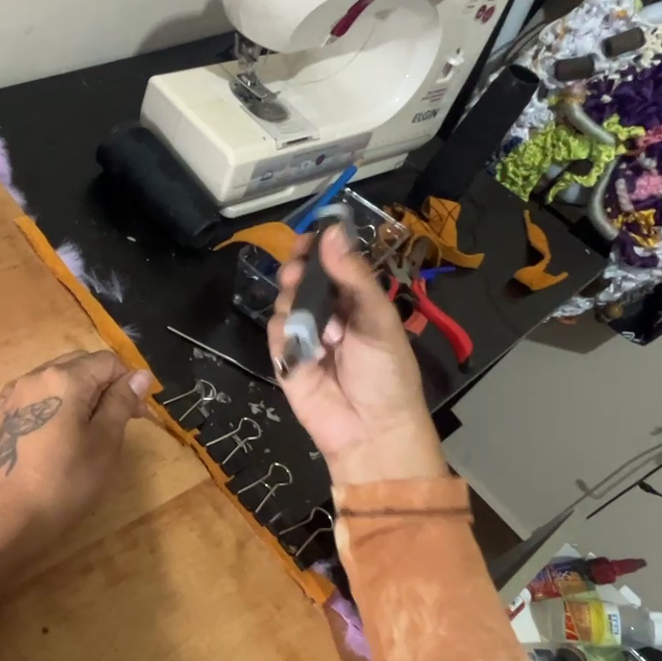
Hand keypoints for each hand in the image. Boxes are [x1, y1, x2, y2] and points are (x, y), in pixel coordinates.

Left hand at [0, 351, 151, 590]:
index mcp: (64, 378)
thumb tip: (140, 375)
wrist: (18, 515)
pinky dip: (53, 404)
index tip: (138, 414)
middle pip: (79, 365)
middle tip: (119, 419)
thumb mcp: (106, 440)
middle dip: (104, 384)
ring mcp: (13, 395)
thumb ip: (122, 401)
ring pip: (55, 379)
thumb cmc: (70, 478)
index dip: (129, 383)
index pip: (107, 362)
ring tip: (88, 427)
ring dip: (78, 393)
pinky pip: (35, 397)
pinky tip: (58, 432)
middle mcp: (35, 376)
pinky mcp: (2, 415)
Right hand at [268, 224, 448, 485]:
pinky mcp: (285, 359)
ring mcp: (305, 336)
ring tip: (315, 322)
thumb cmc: (386, 374)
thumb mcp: (377, 319)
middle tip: (298, 272)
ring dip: (294, 302)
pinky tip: (302, 343)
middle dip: (298, 271)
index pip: (333, 264)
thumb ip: (353, 277)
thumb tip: (331, 230)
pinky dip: (283, 331)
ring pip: (285, 301)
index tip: (309, 238)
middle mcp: (329, 315)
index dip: (319, 249)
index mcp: (357, 302)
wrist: (370, 430)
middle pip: (303, 279)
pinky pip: (275, 332)